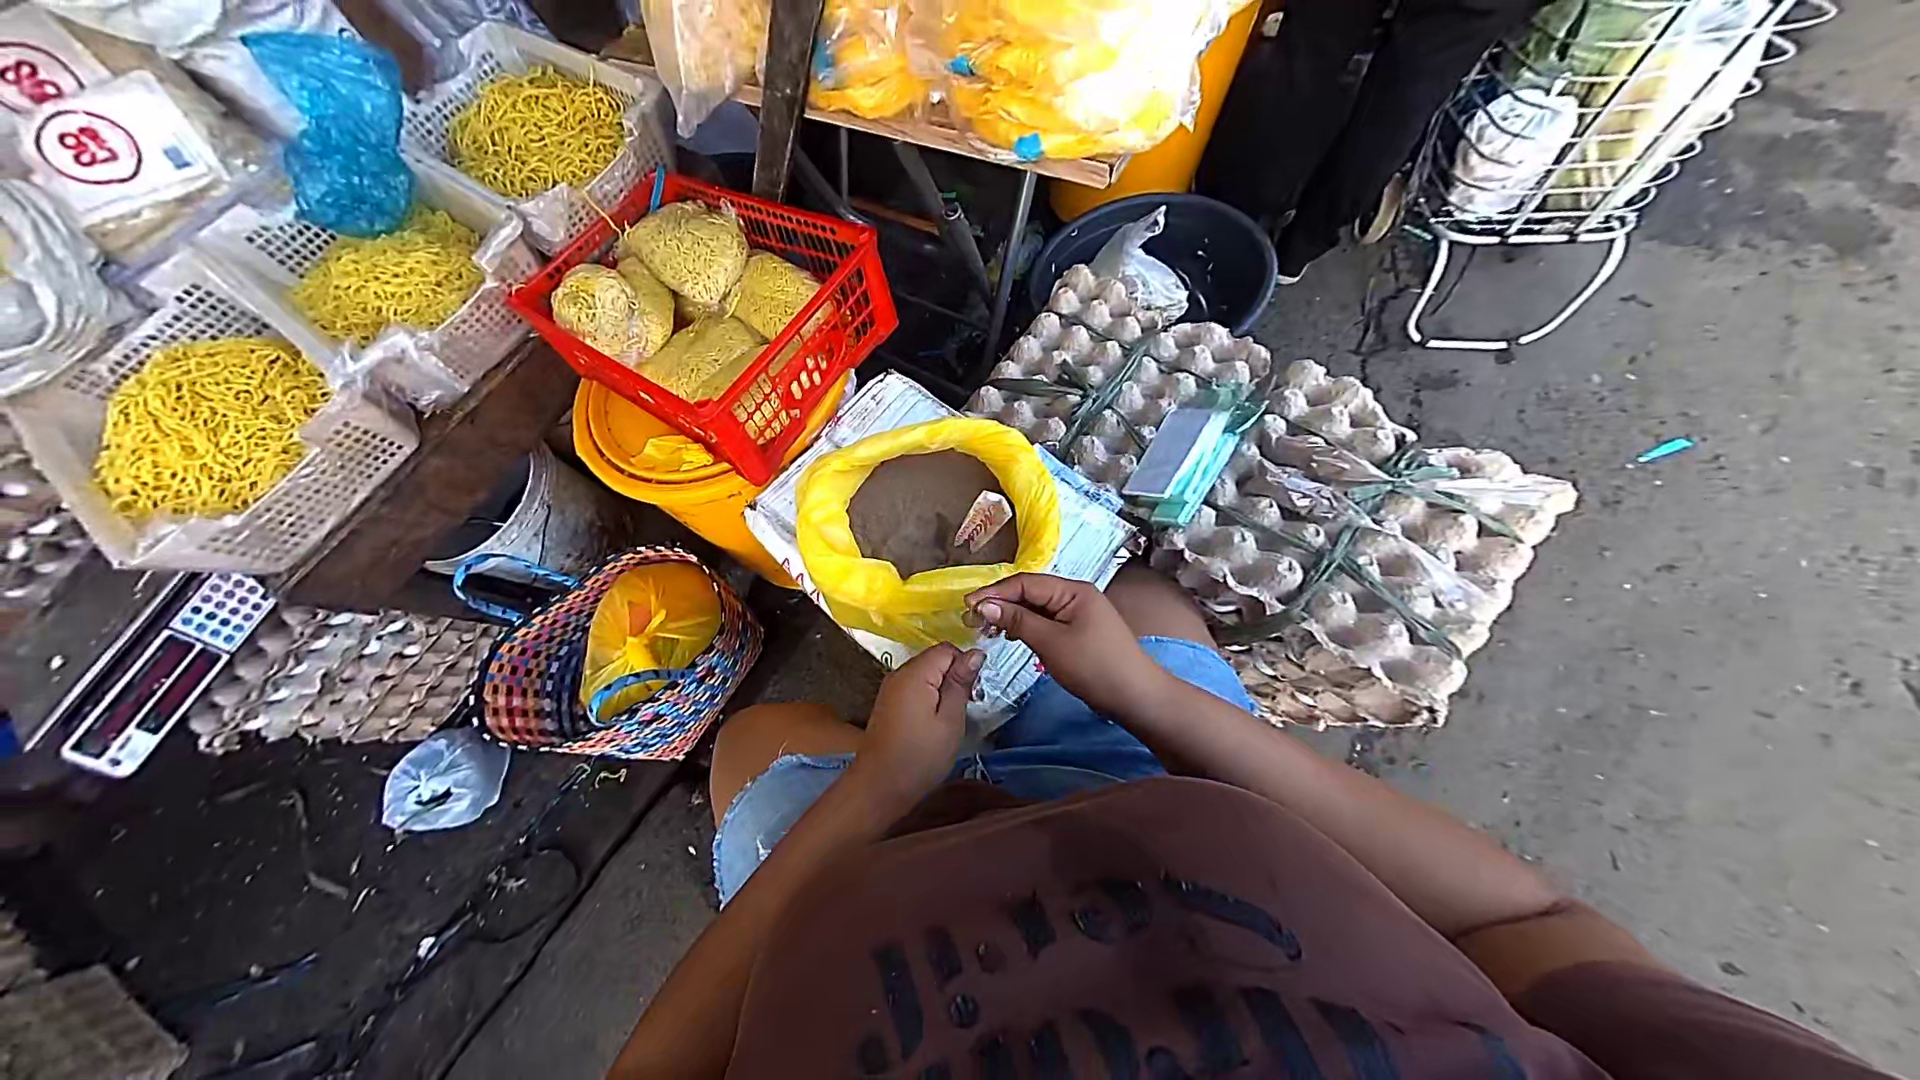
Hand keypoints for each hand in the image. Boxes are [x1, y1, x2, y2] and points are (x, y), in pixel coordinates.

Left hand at [853, 643, 983, 804]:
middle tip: (965, 707)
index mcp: (915, 674)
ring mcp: (890, 688)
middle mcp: (899, 674)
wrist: (879, 787)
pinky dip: (928, 697)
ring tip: (950, 718)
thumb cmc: (920, 756)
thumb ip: (961, 683)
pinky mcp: (888, 702)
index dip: (965, 665)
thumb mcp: (950, 720)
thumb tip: (976, 653)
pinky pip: (914, 687)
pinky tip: (932, 722)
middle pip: (935, 659)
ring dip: (941, 688)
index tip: (974, 693)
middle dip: (954, 676)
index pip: (947, 649)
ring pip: (925, 674)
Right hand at [965, 574, 1173, 721]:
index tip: (967, 607)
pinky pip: (1046, 622)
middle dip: (1001, 603)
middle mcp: (1075, 595)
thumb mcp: (1051, 642)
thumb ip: (1017, 620)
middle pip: (1030, 593)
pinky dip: (1026, 627)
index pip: (1024, 583)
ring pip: (1036, 608)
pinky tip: (1013, 637)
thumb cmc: (1094, 667)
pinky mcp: (1078, 631)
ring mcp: (1078, 613)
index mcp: (1072, 590)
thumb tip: (985, 604)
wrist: (1136, 696)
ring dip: (1012, 616)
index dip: (994, 593)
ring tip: (988, 629)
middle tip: (973, 620)